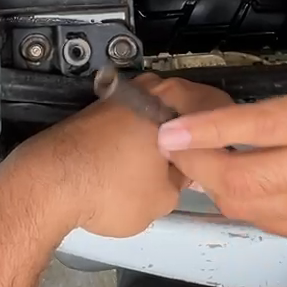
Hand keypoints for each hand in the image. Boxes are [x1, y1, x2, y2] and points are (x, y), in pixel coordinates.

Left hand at [0, 75, 232, 238]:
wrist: (48, 183)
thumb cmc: (103, 186)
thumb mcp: (163, 196)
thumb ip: (185, 178)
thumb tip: (187, 171)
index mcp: (172, 101)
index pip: (222, 106)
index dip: (233, 132)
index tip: (237, 150)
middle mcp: (148, 89)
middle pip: (192, 103)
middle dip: (203, 130)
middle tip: (212, 159)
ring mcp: (123, 96)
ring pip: (163, 108)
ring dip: (174, 130)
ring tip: (179, 163)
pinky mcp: (101, 109)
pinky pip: (139, 116)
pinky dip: (149, 132)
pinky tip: (147, 159)